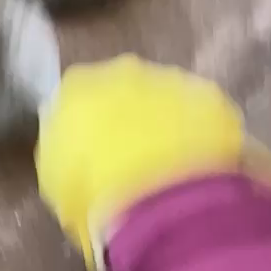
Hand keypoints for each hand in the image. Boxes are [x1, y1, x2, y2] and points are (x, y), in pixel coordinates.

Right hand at [35, 55, 270, 270]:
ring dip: (160, 122)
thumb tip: (72, 154)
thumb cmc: (92, 193)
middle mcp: (122, 71)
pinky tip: (190, 164)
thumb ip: (63, 154)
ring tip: (162, 165)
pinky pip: (198, 113)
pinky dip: (195, 132)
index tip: (84, 150)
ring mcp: (171, 79)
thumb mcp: (58, 180)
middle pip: (120, 89)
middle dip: (122, 115)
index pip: (72, 97)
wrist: (157, 199)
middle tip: (123, 155)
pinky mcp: (212, 96)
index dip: (80, 124)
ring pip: (162, 97)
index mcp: (74, 88)